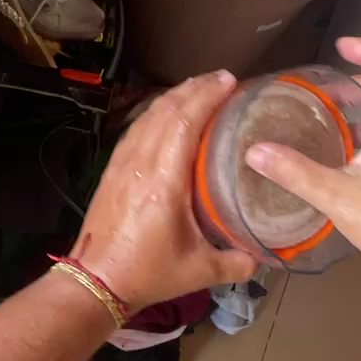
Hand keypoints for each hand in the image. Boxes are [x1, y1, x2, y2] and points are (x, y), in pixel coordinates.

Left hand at [71, 70, 258, 310]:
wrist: (95, 281)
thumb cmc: (148, 273)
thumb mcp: (200, 271)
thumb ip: (237, 262)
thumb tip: (264, 255)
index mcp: (163, 182)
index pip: (184, 122)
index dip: (206, 96)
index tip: (230, 82)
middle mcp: (140, 164)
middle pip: (166, 110)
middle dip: (194, 88)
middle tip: (221, 80)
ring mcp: (122, 164)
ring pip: (147, 116)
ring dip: (174, 97)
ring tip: (198, 89)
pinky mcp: (111, 171)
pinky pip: (135, 129)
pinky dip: (155, 113)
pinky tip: (167, 113)